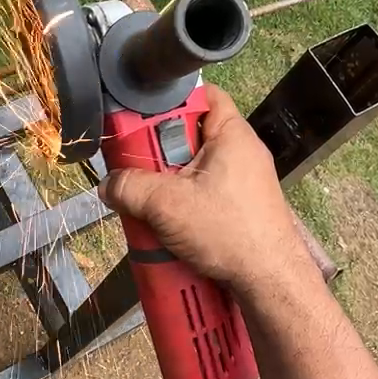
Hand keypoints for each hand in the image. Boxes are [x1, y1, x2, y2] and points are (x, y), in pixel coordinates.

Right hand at [99, 87, 321, 304]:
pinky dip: (184, 205)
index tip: (141, 117)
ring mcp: (244, 183)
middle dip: (160, 152)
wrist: (270, 282)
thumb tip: (107, 186)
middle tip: (135, 165)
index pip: (202, 96)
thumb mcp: (167, 205)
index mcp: (232, 135)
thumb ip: (130, 188)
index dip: (171, 101)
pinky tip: (166, 224)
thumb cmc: (227, 231)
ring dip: (168, 185)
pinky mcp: (242, 209)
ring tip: (146, 200)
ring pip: (194, 170)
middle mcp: (242, 152)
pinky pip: (205, 195)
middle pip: (191, 136)